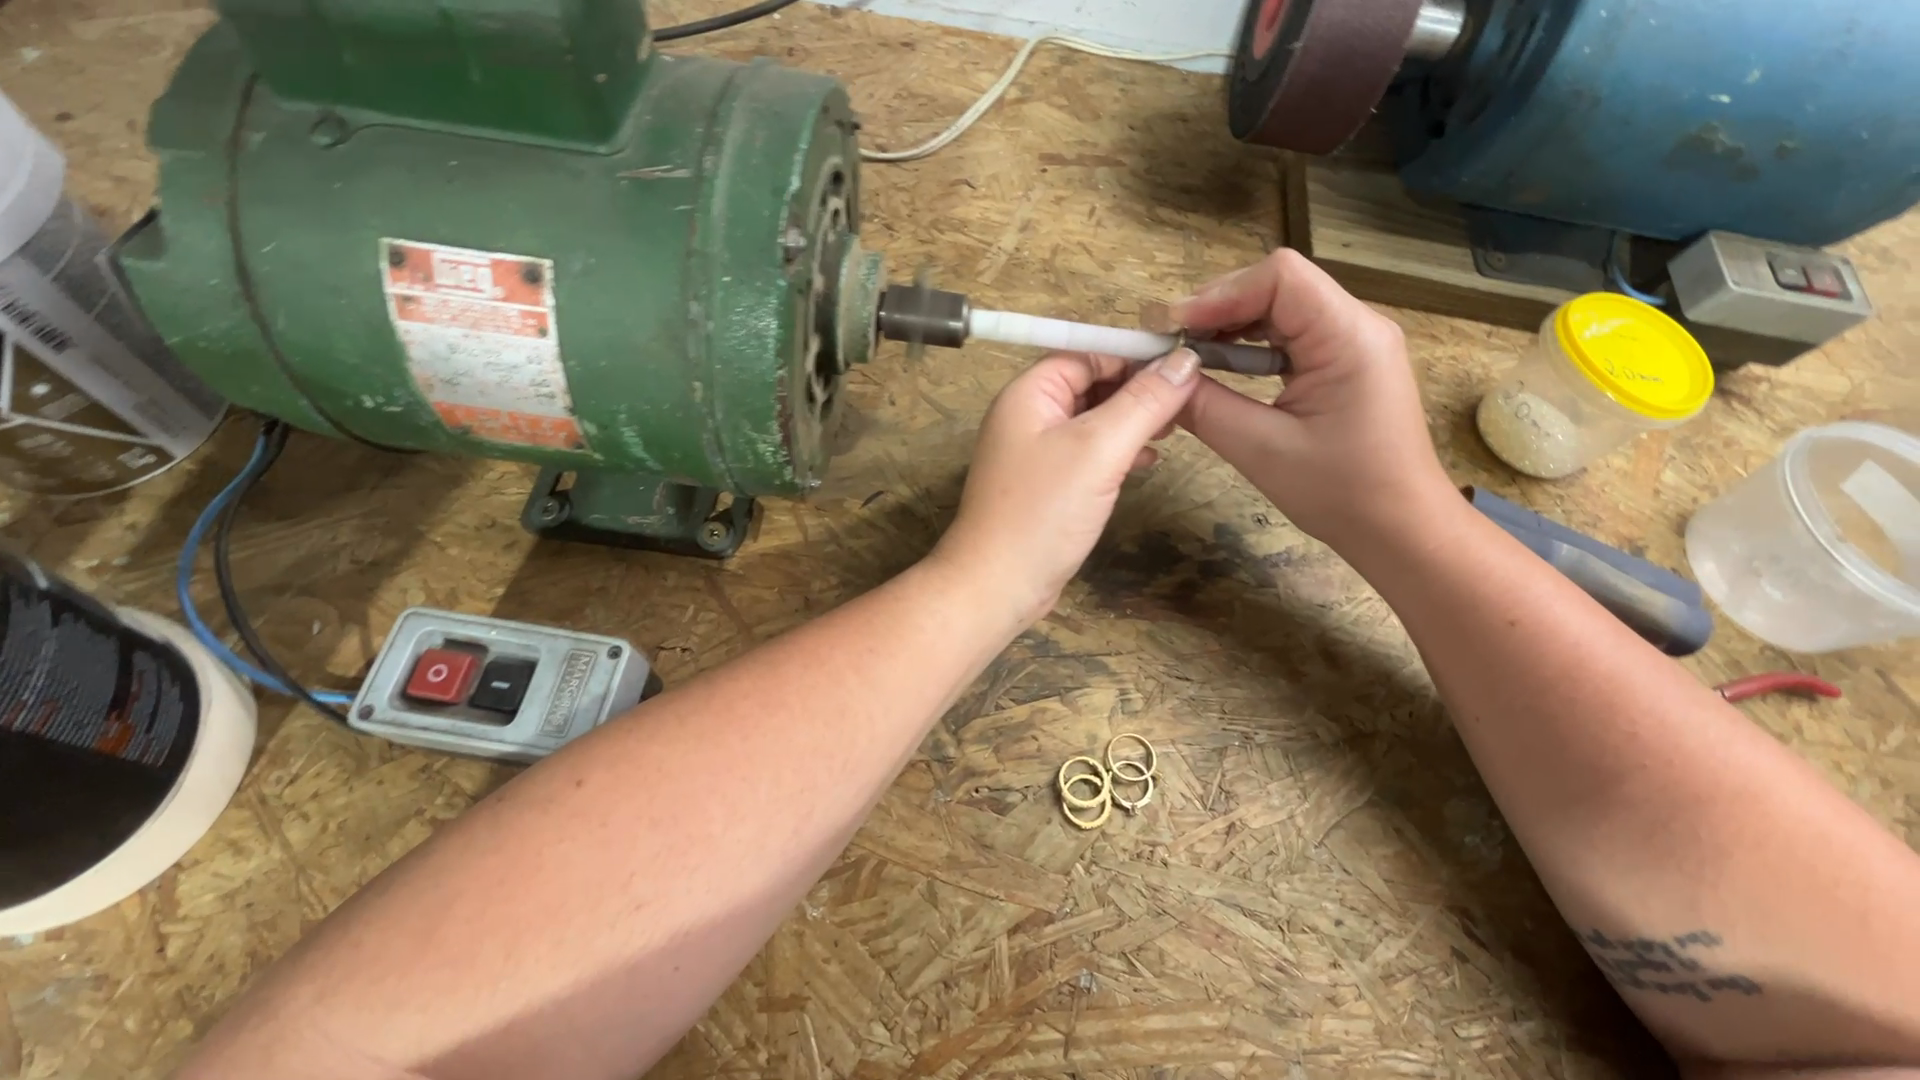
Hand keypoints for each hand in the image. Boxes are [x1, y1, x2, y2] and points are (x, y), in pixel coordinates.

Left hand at [932, 349, 1201, 623]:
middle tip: (1184, 406)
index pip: (1087, 353)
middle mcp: (1028, 416)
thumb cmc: (1044, 511)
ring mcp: (1036, 453)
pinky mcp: (1047, 486)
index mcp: (1029, 394)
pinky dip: (1117, 454)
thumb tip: (1185, 359)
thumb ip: (1143, 402)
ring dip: (1131, 423)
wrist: (999, 584)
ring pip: (1093, 422)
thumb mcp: (1100, 449)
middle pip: (1090, 385)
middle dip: (1136, 391)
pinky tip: (1146, 464)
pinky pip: (1088, 454)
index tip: (1183, 368)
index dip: (1134, 357)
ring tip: (1172, 433)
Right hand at [1173, 249, 1455, 548]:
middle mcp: (1356, 324)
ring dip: (1228, 327)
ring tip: (1186, 356)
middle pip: (1276, 285)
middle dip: (1217, 309)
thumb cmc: (1341, 493)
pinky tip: (1219, 369)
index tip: (1173, 328)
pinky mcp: (1343, 362)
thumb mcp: (1261, 450)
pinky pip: (1287, 336)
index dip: (1219, 294)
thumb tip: (1156, 378)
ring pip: (1278, 308)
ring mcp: (1352, 341)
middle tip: (1168, 344)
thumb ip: (1204, 407)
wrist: (1400, 529)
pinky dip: (1247, 347)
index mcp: (1349, 336)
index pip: (1279, 277)